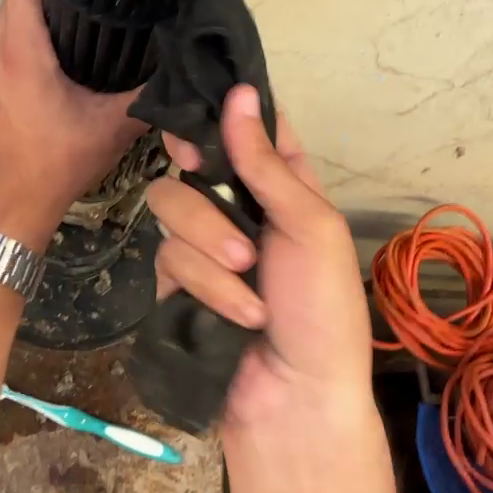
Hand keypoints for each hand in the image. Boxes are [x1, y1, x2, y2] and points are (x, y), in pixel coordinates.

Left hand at [0, 0, 146, 248]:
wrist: (18, 205)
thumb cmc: (61, 162)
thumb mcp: (114, 125)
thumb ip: (147, 91)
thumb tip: (177, 61)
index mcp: (21, 51)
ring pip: (8, 19)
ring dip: (37, 10)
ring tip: (82, 15)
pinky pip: (5, 41)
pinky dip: (28, 34)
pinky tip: (63, 49)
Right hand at [146, 84, 372, 426]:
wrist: (297, 399)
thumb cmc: (324, 309)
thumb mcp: (310, 227)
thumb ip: (266, 163)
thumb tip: (238, 93)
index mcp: (280, 185)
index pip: (245, 129)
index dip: (221, 114)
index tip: (203, 118)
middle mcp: (236, 206)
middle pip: (190, 162)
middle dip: (209, 197)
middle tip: (225, 215)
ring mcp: (202, 243)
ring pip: (171, 206)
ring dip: (211, 246)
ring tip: (248, 280)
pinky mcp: (176, 280)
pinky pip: (168, 256)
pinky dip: (206, 284)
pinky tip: (236, 313)